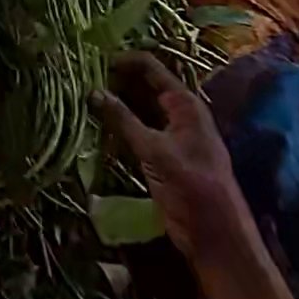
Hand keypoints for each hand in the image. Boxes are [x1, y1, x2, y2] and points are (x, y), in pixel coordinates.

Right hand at [92, 52, 237, 261]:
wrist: (216, 238)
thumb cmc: (192, 186)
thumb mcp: (155, 150)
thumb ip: (123, 119)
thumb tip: (92, 91)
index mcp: (184, 103)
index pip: (150, 67)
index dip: (122, 60)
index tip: (92, 61)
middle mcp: (177, 112)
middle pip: (142, 85)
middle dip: (114, 80)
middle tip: (81, 77)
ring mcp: (169, 133)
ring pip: (137, 107)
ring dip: (115, 102)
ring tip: (83, 95)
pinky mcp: (161, 153)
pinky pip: (137, 128)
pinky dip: (119, 123)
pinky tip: (97, 121)